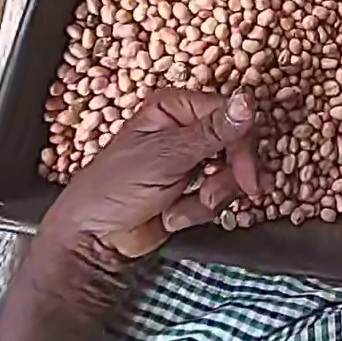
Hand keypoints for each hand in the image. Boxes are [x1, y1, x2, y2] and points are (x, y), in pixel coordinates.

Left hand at [34, 90, 261, 305]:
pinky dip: (199, 211)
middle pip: (237, 143)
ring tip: (178, 209)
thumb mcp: (167, 156)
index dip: (242, 143)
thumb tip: (247, 102)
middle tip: (211, 195)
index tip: (247, 174)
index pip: (231, 114)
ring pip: (231, 172)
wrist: (93, 238)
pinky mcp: (195, 187)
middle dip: (225, 176)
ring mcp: (192, 158)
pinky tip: (172, 215)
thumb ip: (212, 132)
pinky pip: (219, 195)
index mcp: (176, 107)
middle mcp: (187, 127)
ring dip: (209, 197)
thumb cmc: (116, 187)